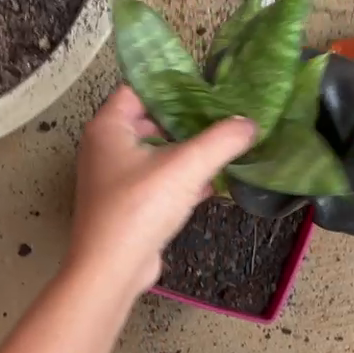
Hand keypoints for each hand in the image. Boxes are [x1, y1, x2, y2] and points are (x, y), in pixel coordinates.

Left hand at [69, 86, 256, 291]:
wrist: (112, 269)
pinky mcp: (126, 207)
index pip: (139, 88)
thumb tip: (249, 124)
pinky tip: (212, 185)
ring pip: (154, 153)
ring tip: (221, 146)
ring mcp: (113, 180)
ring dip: (185, 152)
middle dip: (183, 119)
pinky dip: (181, 181)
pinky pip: (157, 183)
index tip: (205, 85)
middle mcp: (104, 149)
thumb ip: (221, 141)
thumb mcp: (186, 167)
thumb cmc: (137, 210)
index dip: (171, 83)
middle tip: (219, 116)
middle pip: (148, 120)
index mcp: (108, 127)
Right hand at [228, 53, 353, 248]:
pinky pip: (350, 106)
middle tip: (247, 126)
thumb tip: (254, 176)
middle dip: (279, 100)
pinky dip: (324, 122)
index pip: (300, 68)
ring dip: (301, 113)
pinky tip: (305, 150)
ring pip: (331, 93)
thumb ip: (292, 181)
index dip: (265, 81)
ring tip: (270, 140)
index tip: (236, 96)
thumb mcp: (334, 202)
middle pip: (314, 78)